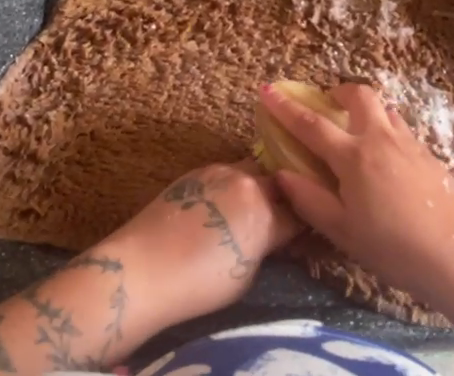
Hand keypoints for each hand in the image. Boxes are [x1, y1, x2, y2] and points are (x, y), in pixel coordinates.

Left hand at [101, 162, 303, 324]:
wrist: (143, 268)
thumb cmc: (199, 284)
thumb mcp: (247, 274)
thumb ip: (268, 246)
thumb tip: (276, 238)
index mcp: (264, 211)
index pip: (301, 211)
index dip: (309, 221)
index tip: (309, 230)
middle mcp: (246, 182)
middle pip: (279, 180)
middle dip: (287, 195)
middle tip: (287, 213)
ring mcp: (219, 171)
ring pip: (253, 169)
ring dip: (261, 184)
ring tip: (258, 205)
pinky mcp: (196, 171)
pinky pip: (228, 172)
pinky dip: (236, 184)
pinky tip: (228, 202)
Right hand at [259, 82, 453, 308]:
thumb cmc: (392, 248)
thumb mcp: (342, 231)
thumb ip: (309, 199)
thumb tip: (282, 173)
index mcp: (353, 156)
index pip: (311, 124)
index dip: (285, 107)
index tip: (267, 89)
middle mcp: (380, 139)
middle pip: (359, 95)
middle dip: (339, 91)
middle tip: (328, 105)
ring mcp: (409, 144)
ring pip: (385, 108)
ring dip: (366, 109)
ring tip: (358, 131)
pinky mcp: (430, 155)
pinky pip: (402, 130)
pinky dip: (387, 131)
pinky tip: (387, 160)